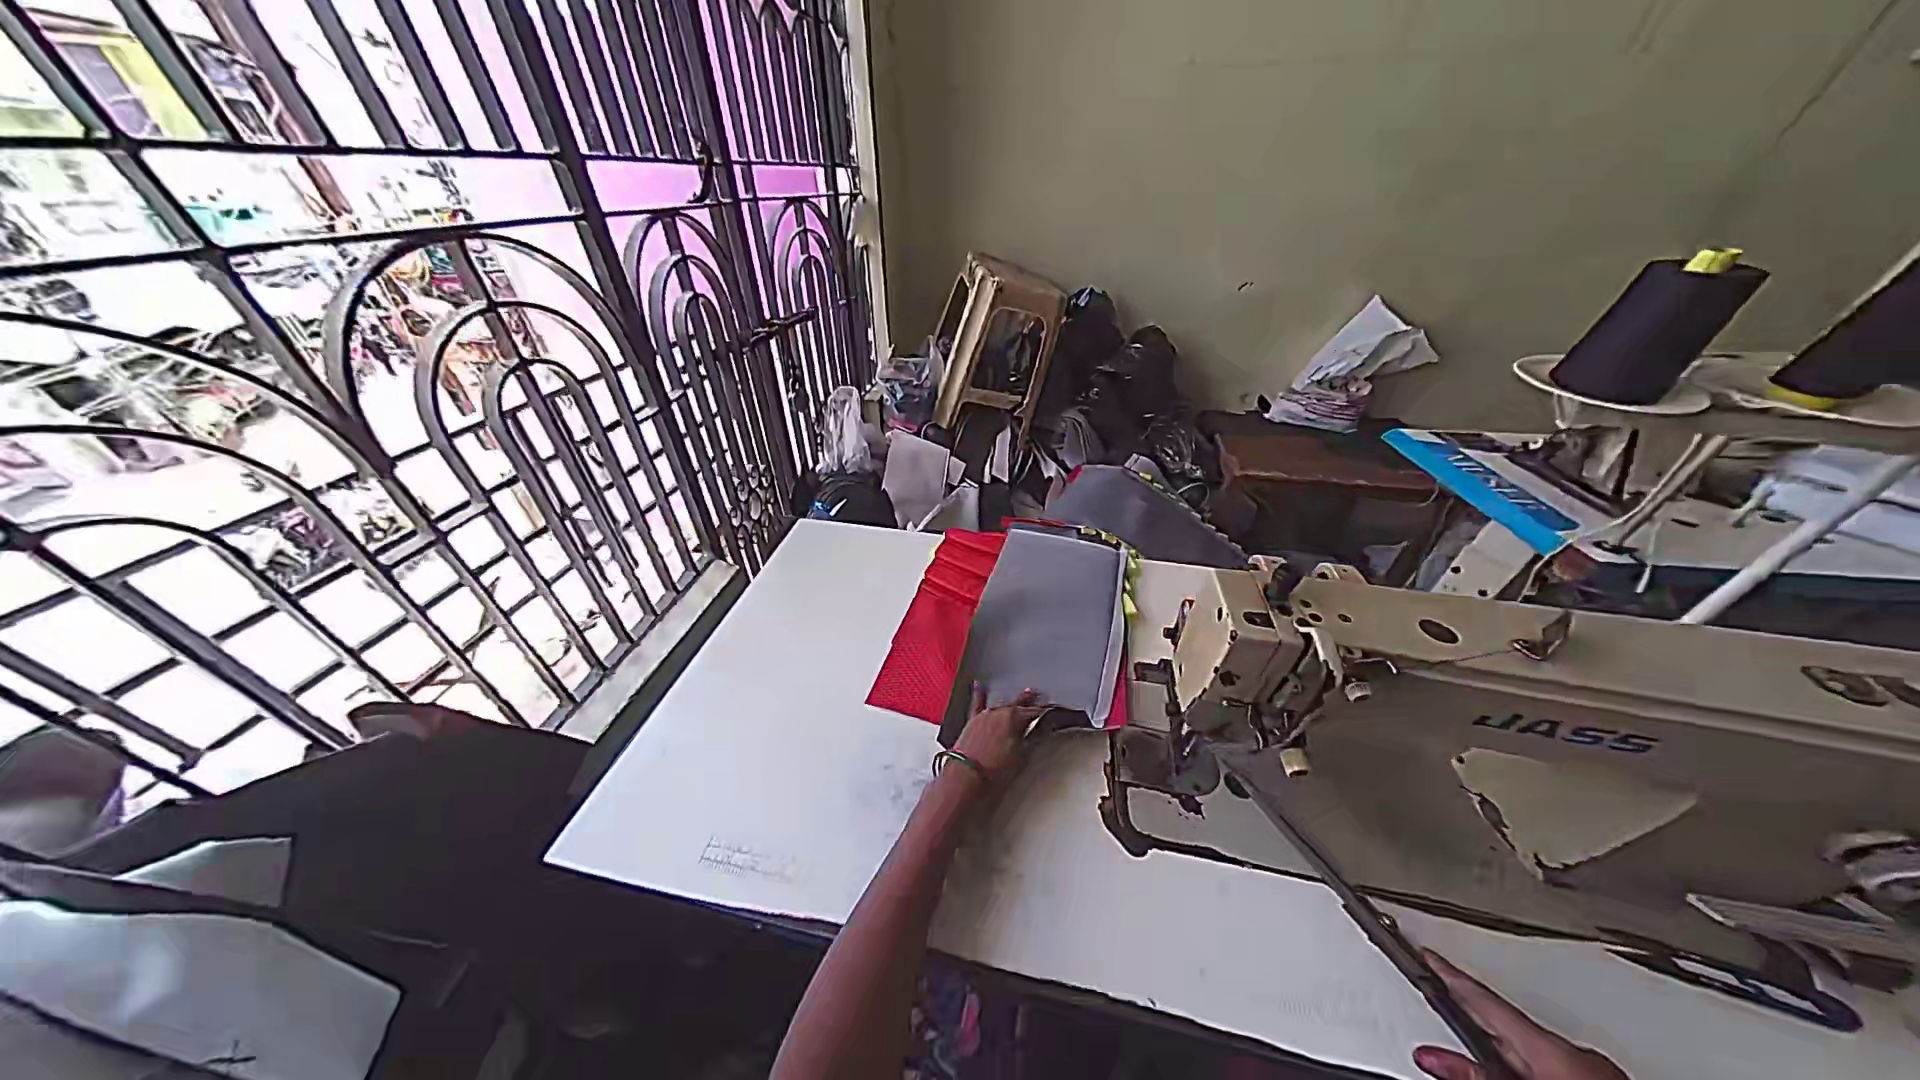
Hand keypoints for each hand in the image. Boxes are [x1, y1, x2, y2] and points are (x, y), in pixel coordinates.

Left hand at [952, 685, 1047, 784]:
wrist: (966, 776)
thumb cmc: (994, 769)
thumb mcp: (1021, 756)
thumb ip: (1033, 738)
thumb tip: (1043, 729)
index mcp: (1014, 718)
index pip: (1034, 712)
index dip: (1044, 712)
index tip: (1051, 710)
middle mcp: (999, 712)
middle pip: (1019, 705)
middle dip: (1029, 702)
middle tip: (1039, 696)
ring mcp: (984, 715)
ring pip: (1002, 704)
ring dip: (1012, 702)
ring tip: (1023, 695)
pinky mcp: (972, 722)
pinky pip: (976, 704)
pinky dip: (979, 694)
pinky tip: (978, 685)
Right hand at [1414, 951, 1629, 1079]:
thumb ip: (1477, 1076)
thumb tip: (1434, 1058)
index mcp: (1556, 1051)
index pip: (1488, 1000)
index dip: (1452, 976)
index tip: (1429, 958)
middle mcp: (1581, 1057)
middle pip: (1510, 1026)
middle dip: (1473, 1018)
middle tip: (1440, 999)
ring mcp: (1600, 1074)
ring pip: (1534, 1050)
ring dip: (1500, 1050)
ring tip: (1472, 1056)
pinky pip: (1556, 1067)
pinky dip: (1527, 1067)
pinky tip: (1514, 1072)